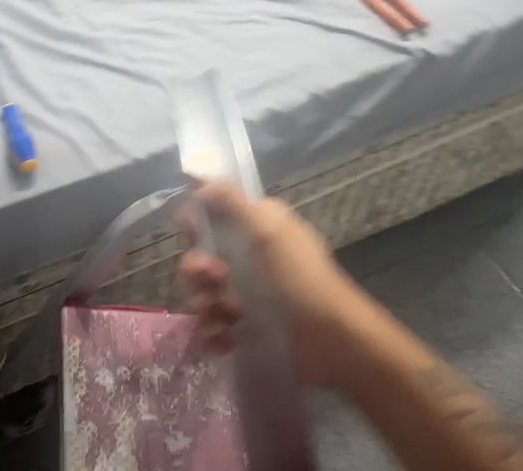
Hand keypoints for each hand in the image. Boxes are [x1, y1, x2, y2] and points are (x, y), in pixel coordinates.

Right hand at [178, 181, 374, 386]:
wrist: (331, 340)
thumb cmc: (300, 277)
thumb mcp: (268, 229)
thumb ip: (231, 200)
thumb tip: (198, 182)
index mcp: (257, 227)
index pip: (212, 217)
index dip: (196, 226)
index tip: (191, 237)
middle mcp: (249, 256)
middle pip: (202, 257)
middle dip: (198, 270)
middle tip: (214, 281)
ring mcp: (246, 293)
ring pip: (203, 293)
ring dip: (206, 304)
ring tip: (228, 316)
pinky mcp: (245, 327)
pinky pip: (212, 326)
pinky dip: (212, 333)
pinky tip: (224, 338)